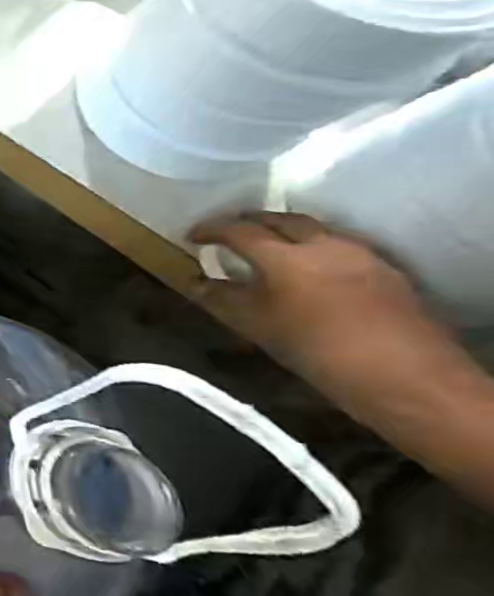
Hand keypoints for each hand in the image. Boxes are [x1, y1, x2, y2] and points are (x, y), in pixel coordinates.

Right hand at [190, 212, 456, 397]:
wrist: (402, 375)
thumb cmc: (314, 347)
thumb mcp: (253, 324)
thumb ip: (221, 297)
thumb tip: (197, 282)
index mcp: (285, 256)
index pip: (239, 230)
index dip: (211, 229)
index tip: (192, 236)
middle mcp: (325, 246)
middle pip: (283, 219)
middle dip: (251, 221)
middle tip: (228, 232)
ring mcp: (363, 256)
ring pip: (316, 229)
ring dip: (286, 231)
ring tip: (267, 246)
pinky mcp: (387, 272)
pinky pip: (341, 246)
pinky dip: (315, 247)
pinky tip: (307, 267)